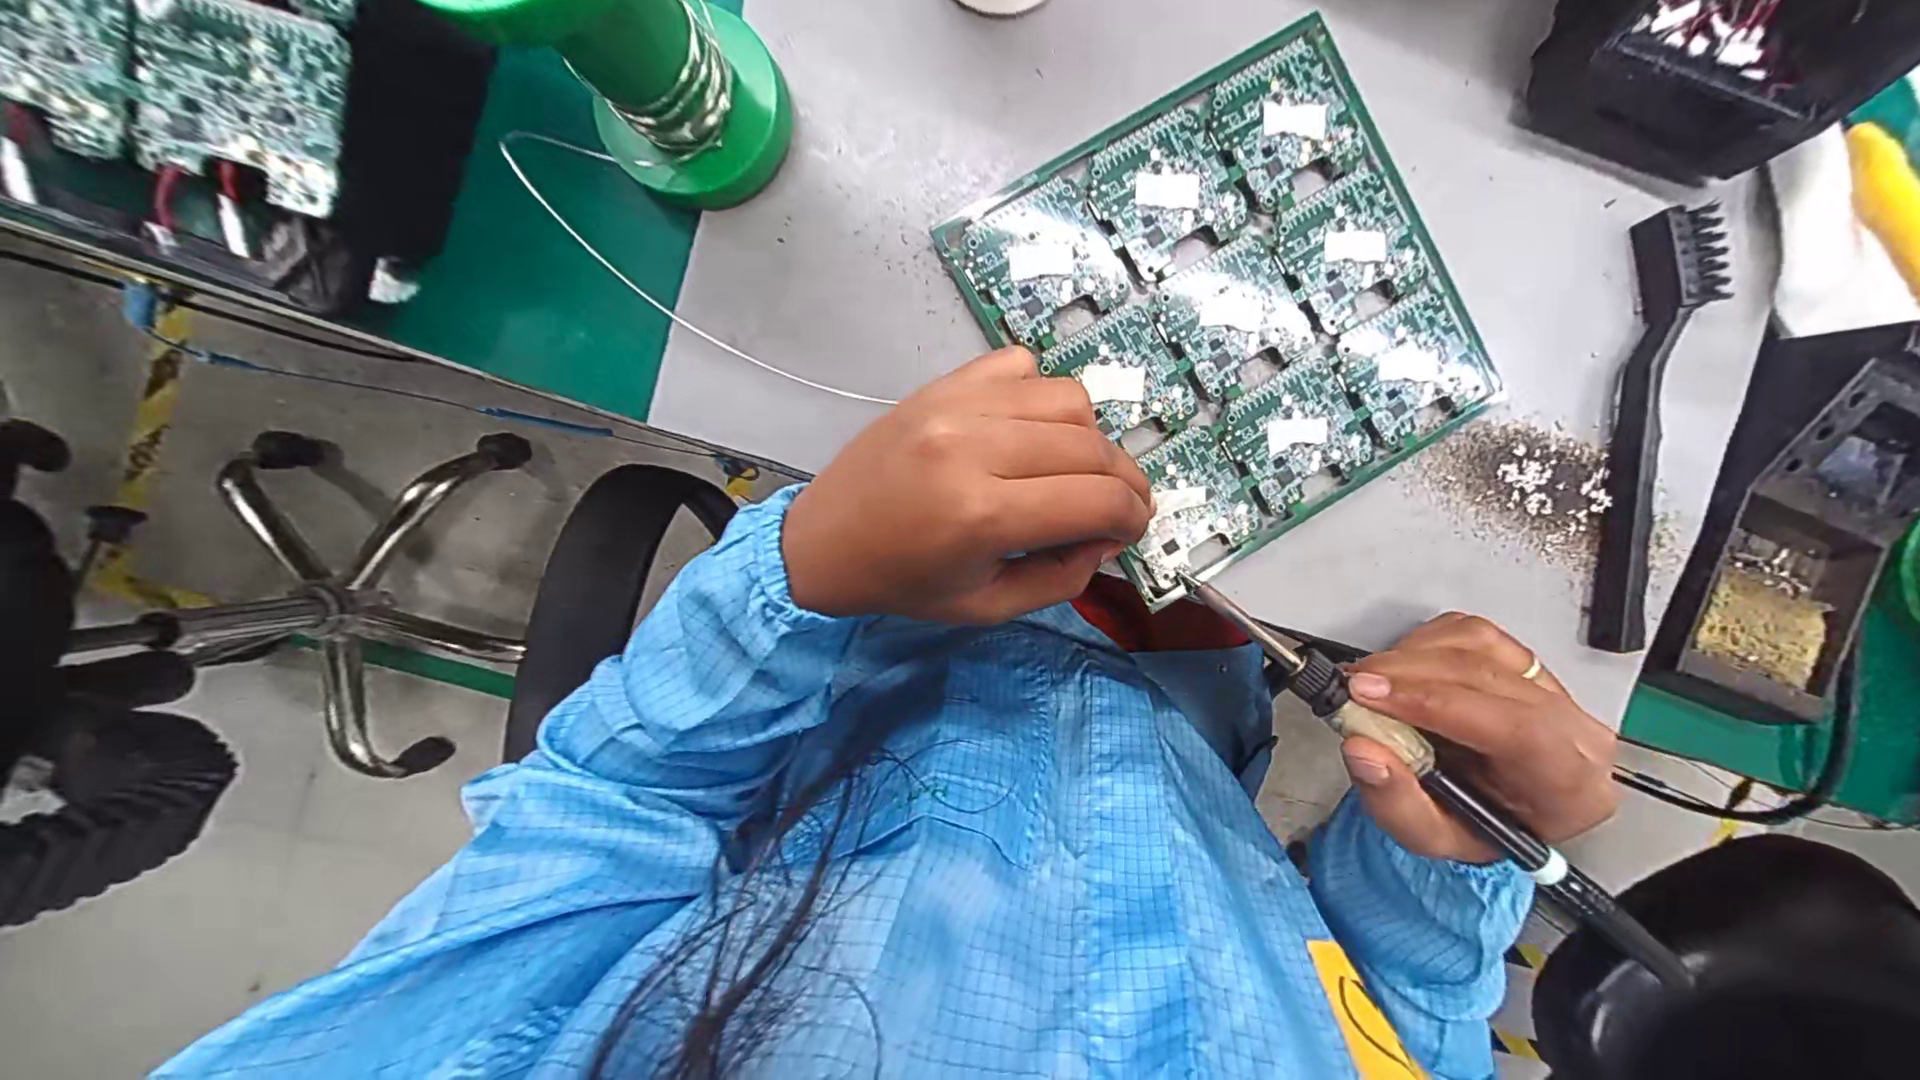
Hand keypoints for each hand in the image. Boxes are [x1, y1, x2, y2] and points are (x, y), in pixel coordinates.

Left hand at [783, 347, 1153, 623]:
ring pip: (1069, 399)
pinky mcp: (942, 385)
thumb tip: (1106, 535)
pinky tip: (1024, 433)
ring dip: (1086, 440)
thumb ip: (1062, 578)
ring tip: (1066, 471)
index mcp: (981, 515)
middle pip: (1092, 447)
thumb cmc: (901, 582)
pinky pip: (1022, 367)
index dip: (1133, 518)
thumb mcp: (987, 607)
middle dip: (1122, 483)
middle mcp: (972, 447)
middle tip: (1113, 508)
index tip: (1129, 530)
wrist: (823, 541)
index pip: (1099, 500)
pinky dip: (1039, 400)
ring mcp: (955, 405)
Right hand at [1339, 614, 1618, 862]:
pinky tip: (1401, 671)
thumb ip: (1395, 803)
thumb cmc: (1463, 822)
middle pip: (1487, 677)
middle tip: (1351, 688)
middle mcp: (1571, 730)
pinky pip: (1465, 631)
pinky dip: (1419, 644)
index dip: (1435, 703)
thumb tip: (1364, 750)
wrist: (1474, 803)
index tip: (1370, 695)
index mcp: (1567, 784)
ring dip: (1408, 657)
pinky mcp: (1516, 657)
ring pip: (1474, 645)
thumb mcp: (1426, 836)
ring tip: (1372, 684)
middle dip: (1404, 675)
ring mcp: (1547, 686)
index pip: (1518, 728)